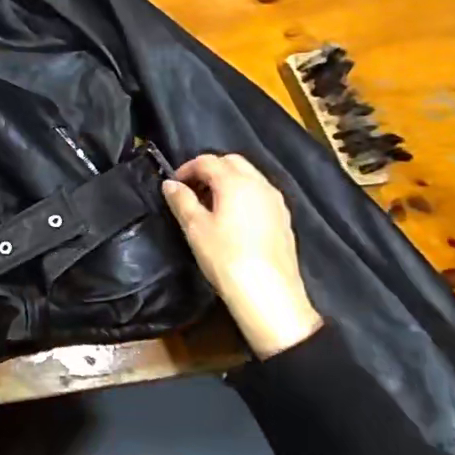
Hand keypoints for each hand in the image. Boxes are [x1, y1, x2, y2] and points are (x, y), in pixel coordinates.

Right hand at [162, 154, 321, 358]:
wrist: (268, 293)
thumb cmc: (225, 257)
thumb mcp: (195, 228)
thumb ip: (182, 201)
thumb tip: (170, 184)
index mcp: (236, 182)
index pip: (208, 161)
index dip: (187, 169)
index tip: (174, 185)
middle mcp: (260, 184)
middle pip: (232, 162)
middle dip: (209, 170)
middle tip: (191, 191)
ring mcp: (276, 201)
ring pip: (249, 177)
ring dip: (227, 182)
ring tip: (209, 206)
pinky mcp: (283, 218)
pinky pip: (259, 194)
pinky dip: (242, 195)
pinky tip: (232, 219)